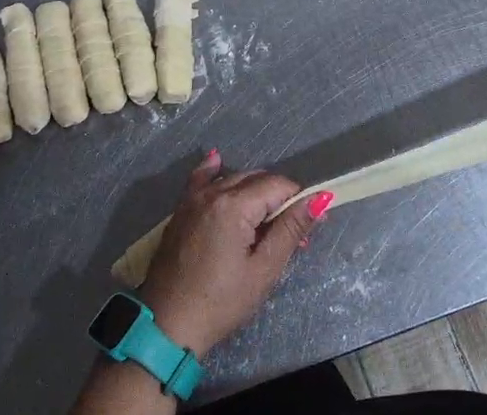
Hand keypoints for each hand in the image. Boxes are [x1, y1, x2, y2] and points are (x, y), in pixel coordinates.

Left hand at [135, 152, 330, 354]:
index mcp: (235, 206)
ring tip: (263, 223)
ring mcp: (192, 200)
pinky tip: (218, 161)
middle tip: (288, 233)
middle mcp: (213, 193)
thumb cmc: (220, 303)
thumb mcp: (263, 271)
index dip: (297, 201)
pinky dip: (212, 171)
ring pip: (232, 179)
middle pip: (256, 179)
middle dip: (277, 198)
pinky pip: (200, 180)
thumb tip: (320, 199)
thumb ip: (290, 230)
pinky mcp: (180, 211)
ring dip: (252, 192)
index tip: (306, 227)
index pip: (278, 185)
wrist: (166, 326)